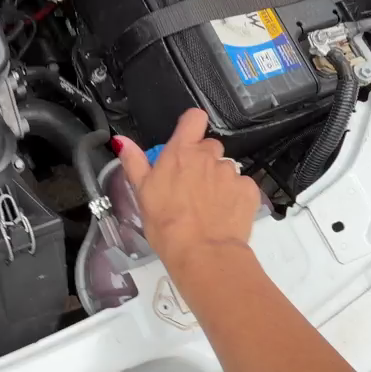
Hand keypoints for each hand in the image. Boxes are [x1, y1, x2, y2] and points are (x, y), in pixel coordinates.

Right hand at [116, 108, 264, 276]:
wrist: (202, 253)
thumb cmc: (166, 223)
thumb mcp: (142, 192)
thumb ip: (134, 162)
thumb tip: (121, 140)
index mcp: (181, 152)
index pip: (194, 118)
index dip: (191, 125)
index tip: (186, 139)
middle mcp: (208, 156)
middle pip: (210, 146)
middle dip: (202, 160)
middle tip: (191, 184)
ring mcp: (231, 173)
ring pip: (225, 168)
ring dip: (217, 180)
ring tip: (207, 205)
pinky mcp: (249, 191)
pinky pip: (241, 186)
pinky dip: (234, 196)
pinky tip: (223, 213)